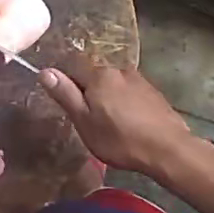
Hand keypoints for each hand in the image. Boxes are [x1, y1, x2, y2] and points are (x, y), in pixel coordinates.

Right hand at [40, 58, 200, 177]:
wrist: (168, 149)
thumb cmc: (120, 140)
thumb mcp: (85, 122)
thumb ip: (66, 94)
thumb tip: (45, 71)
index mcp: (99, 75)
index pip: (72, 63)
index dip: (64, 79)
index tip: (64, 99)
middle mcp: (119, 69)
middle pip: (94, 73)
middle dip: (87, 89)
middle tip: (86, 117)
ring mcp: (139, 79)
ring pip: (113, 82)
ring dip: (107, 96)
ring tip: (108, 122)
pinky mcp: (153, 92)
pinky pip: (129, 91)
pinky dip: (123, 102)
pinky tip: (127, 121)